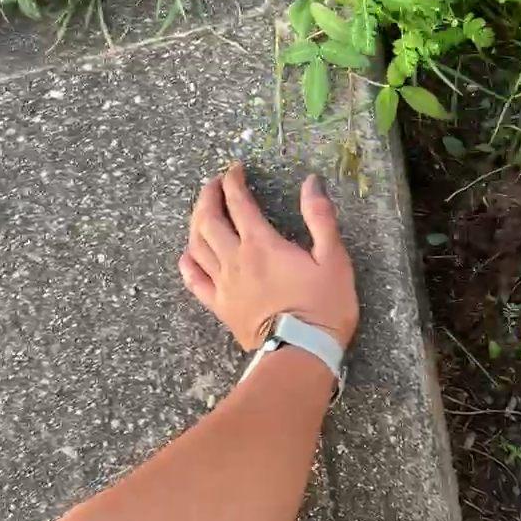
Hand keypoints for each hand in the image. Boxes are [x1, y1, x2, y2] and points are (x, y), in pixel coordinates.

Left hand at [179, 161, 357, 351]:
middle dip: (208, 196)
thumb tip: (311, 182)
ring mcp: (224, 284)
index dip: (234, 181)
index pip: (239, 203)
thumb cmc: (323, 305)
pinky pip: (194, 280)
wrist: (301, 352)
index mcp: (262, 244)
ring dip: (195, 222)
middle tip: (213, 183)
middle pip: (209, 220)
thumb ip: (320, 217)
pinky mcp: (221, 306)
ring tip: (201, 210)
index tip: (235, 169)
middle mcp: (236, 259)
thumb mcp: (333, 257)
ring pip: (196, 245)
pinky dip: (187, 262)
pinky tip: (187, 254)